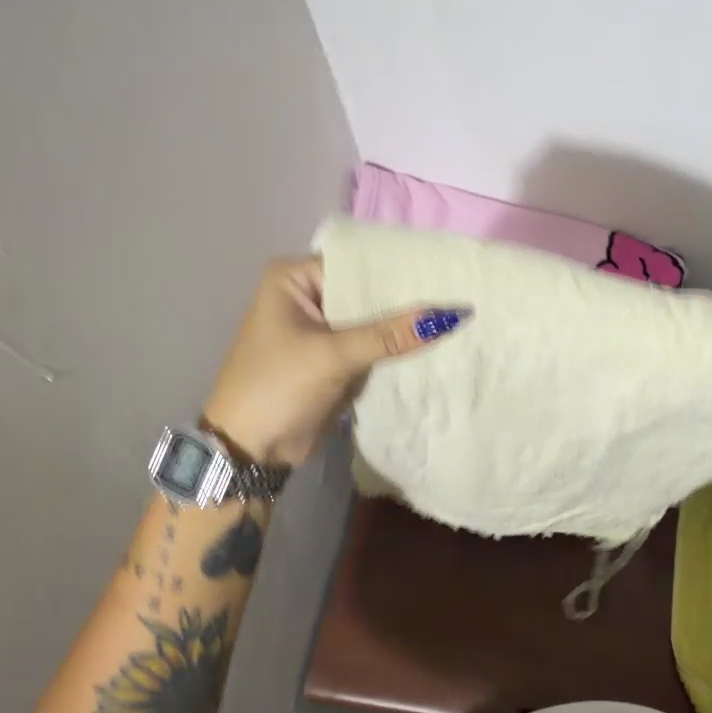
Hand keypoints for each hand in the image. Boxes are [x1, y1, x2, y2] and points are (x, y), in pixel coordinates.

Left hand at [201, 257, 466, 465]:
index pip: (357, 264)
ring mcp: (323, 332)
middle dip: (406, 303)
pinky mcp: (335, 362)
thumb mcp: (333, 356)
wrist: (251, 448)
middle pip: (368, 294)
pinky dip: (396, 354)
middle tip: (459, 298)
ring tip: (458, 322)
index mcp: (293, 279)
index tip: (444, 274)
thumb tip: (453, 314)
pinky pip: (374, 351)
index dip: (399, 271)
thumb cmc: (277, 388)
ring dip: (405, 331)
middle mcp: (309, 298)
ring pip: (374, 325)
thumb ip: (390, 335)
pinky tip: (436, 348)